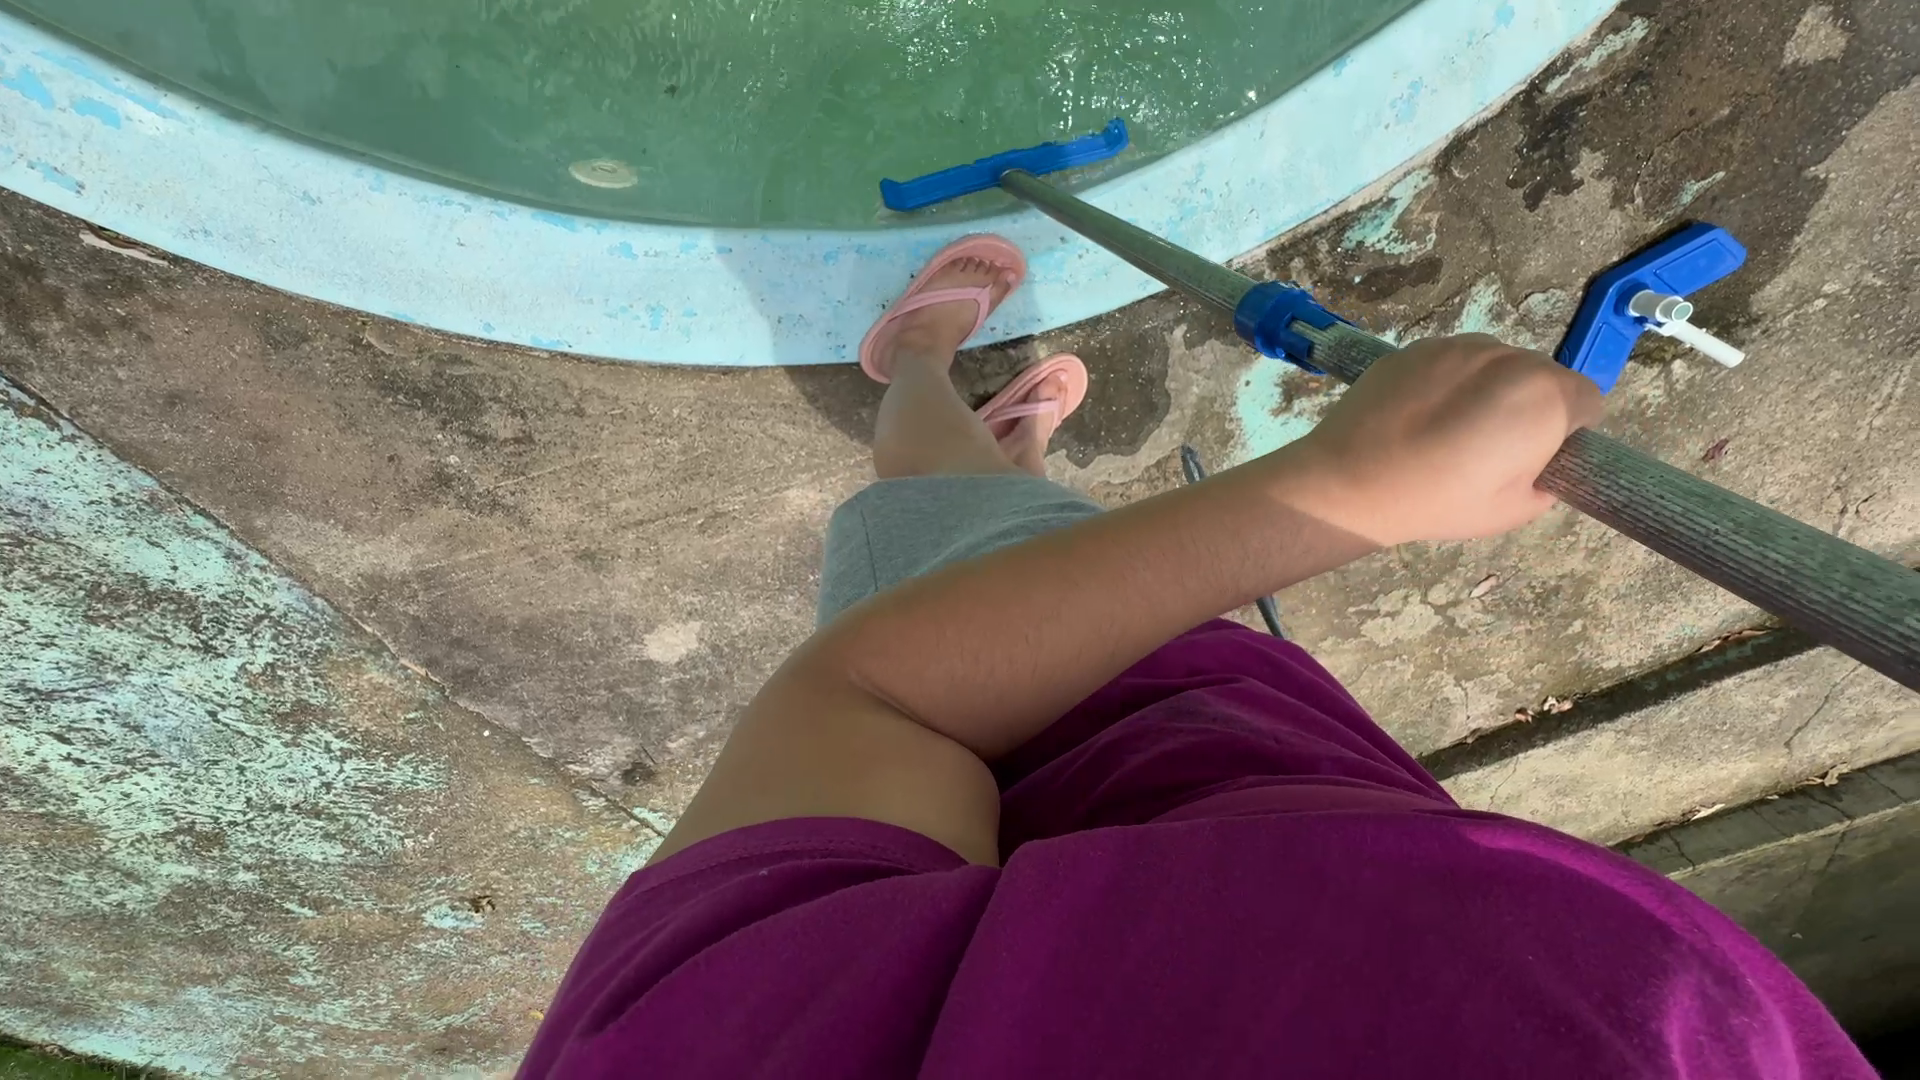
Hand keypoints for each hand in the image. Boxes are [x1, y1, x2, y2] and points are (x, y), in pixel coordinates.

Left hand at [1287, 334, 1604, 545]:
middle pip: (1538, 375)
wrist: (1348, 483)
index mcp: (1544, 394)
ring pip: (1490, 364)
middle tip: (1479, 446)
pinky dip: (1440, 381)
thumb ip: (1548, 478)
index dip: (1563, 431)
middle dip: (1522, 405)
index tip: (1528, 456)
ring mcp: (1452, 346)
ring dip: (1481, 388)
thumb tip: (1538, 461)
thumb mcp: (1514, 509)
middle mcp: (1505, 357)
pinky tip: (1413, 416)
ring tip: (1441, 430)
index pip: (1586, 400)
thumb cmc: (1435, 501)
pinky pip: (1444, 362)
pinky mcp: (1408, 350)